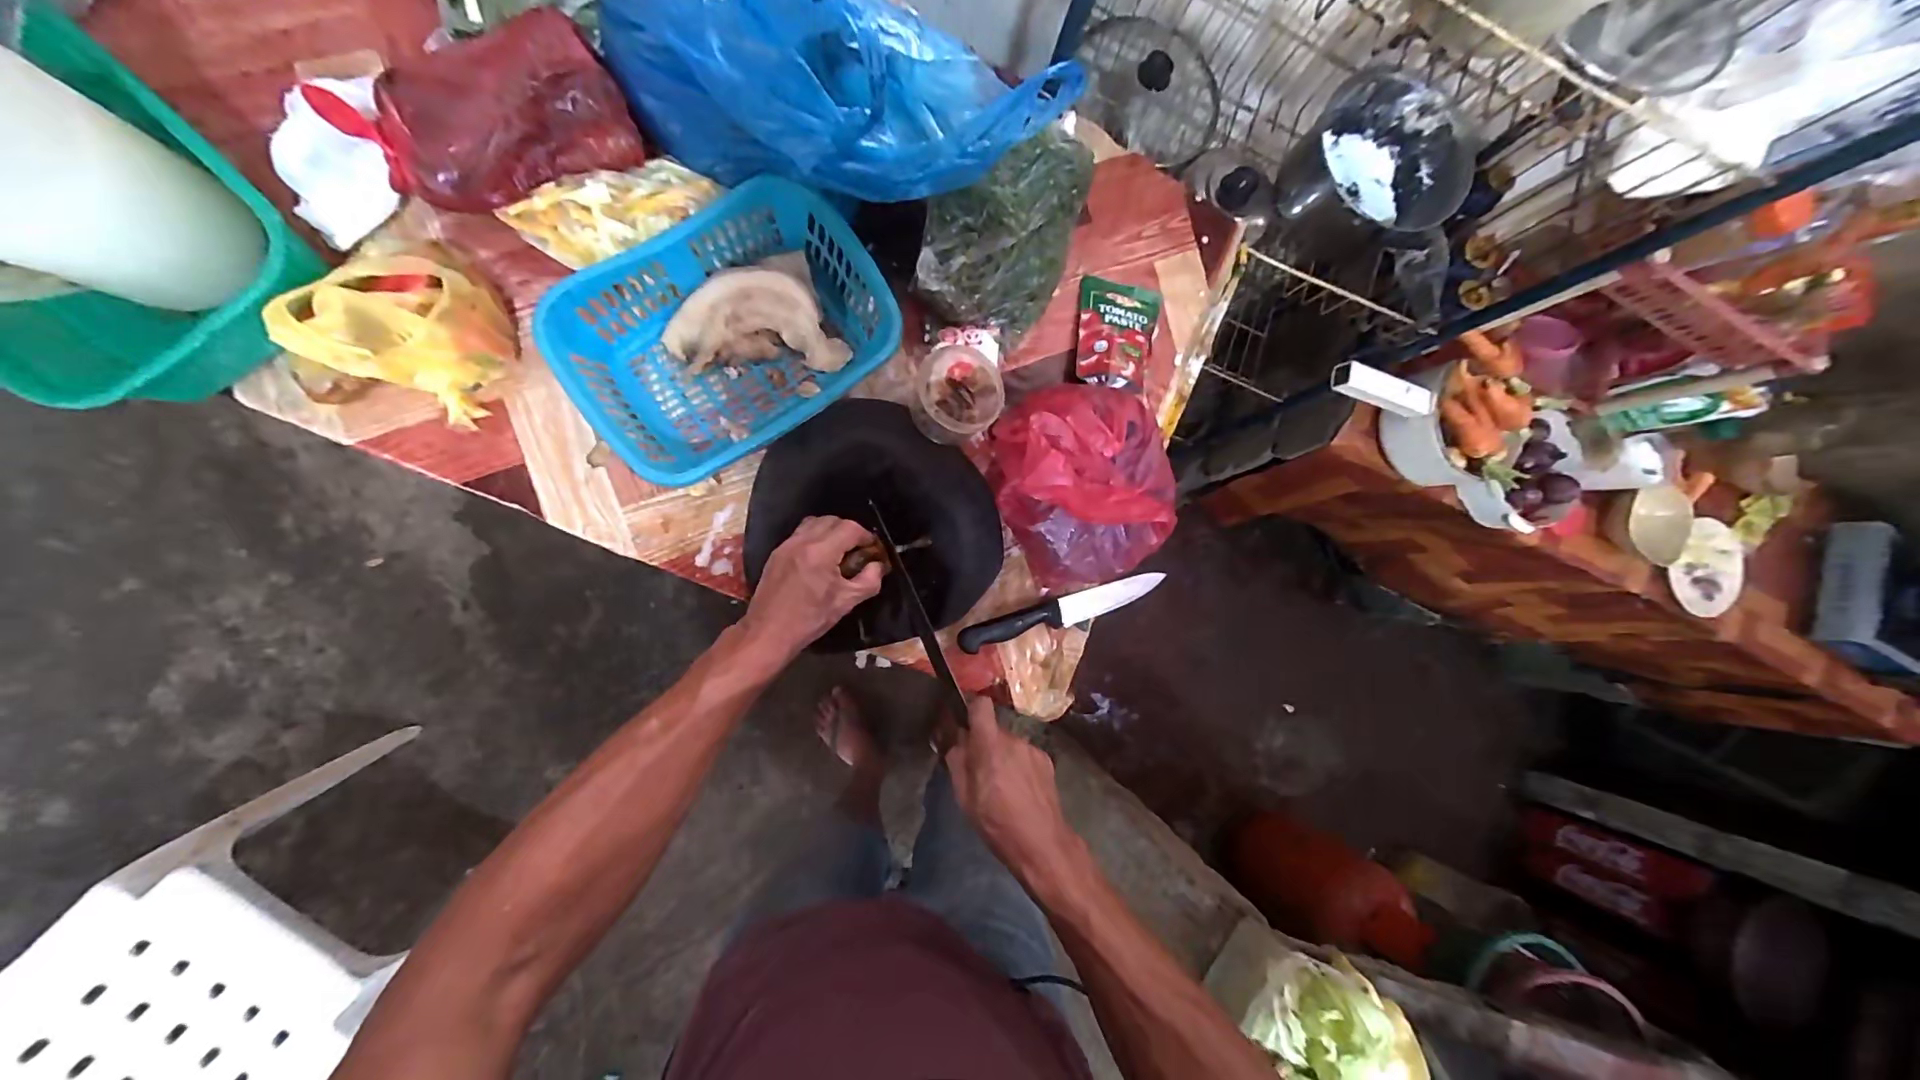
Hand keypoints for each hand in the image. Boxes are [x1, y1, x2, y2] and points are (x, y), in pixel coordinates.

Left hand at [739, 516, 883, 660]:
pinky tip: (819, 558)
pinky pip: (800, 534)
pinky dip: (814, 537)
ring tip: (838, 552)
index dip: (866, 536)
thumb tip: (878, 566)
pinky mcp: (777, 553)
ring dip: (830, 531)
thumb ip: (869, 580)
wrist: (768, 632)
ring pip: (814, 523)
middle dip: (849, 531)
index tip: (872, 550)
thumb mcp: (846, 602)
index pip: (849, 528)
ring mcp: (786, 545)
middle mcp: (801, 541)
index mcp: (820, 552)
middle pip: (832, 521)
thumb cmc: (810, 619)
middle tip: (857, 550)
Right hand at [946, 697, 1080, 879]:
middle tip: (979, 771)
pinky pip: (1024, 755)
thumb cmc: (997, 822)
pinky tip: (1020, 791)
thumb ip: (957, 761)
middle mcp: (1014, 740)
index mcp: (990, 745)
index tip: (964, 722)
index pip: (981, 705)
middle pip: (994, 730)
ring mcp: (1033, 749)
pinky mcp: (1047, 761)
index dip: (971, 709)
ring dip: (1002, 757)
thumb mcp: (964, 796)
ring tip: (1002, 787)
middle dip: (984, 744)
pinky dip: (1019, 766)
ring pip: (1010, 744)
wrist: (1042, 844)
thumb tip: (954, 738)